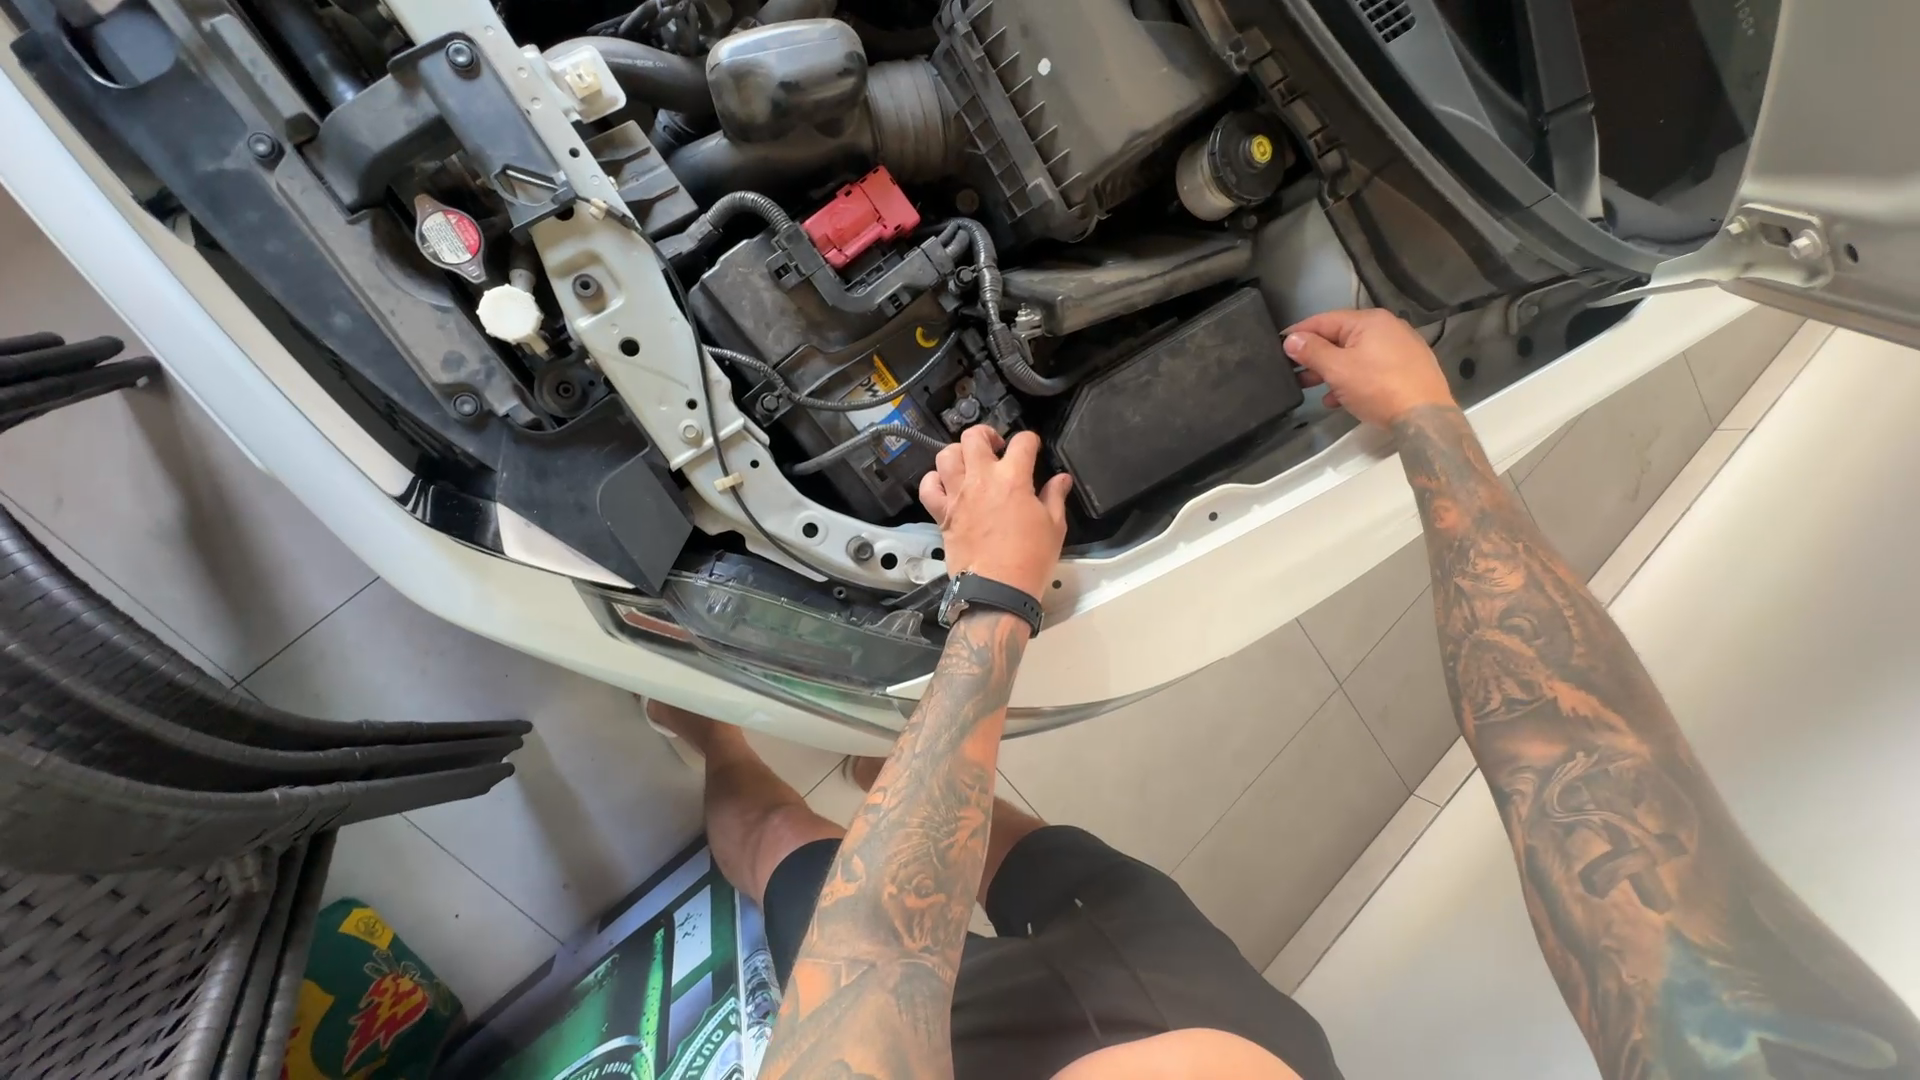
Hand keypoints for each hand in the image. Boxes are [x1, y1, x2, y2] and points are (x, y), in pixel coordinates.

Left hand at [919, 427, 1072, 600]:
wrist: (997, 590)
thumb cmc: (1030, 560)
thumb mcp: (1054, 527)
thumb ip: (1055, 497)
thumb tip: (1061, 479)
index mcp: (1013, 479)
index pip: (1021, 442)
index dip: (1029, 440)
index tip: (1032, 447)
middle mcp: (980, 480)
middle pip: (974, 437)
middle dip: (986, 434)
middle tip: (995, 447)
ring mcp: (958, 496)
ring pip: (946, 456)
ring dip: (958, 453)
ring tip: (969, 463)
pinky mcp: (942, 514)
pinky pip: (928, 487)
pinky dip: (933, 481)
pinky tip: (945, 484)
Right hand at [1283, 309, 1455, 427]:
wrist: (1423, 415)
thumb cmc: (1377, 387)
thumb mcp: (1337, 369)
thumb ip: (1312, 352)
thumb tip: (1291, 339)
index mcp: (1369, 321)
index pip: (1324, 320)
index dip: (1298, 332)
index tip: (1278, 345)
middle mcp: (1386, 328)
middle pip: (1339, 338)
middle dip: (1314, 356)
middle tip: (1292, 372)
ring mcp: (1399, 348)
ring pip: (1354, 355)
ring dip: (1330, 370)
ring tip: (1310, 387)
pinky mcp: (1406, 368)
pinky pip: (1369, 368)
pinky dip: (1350, 379)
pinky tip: (1337, 398)